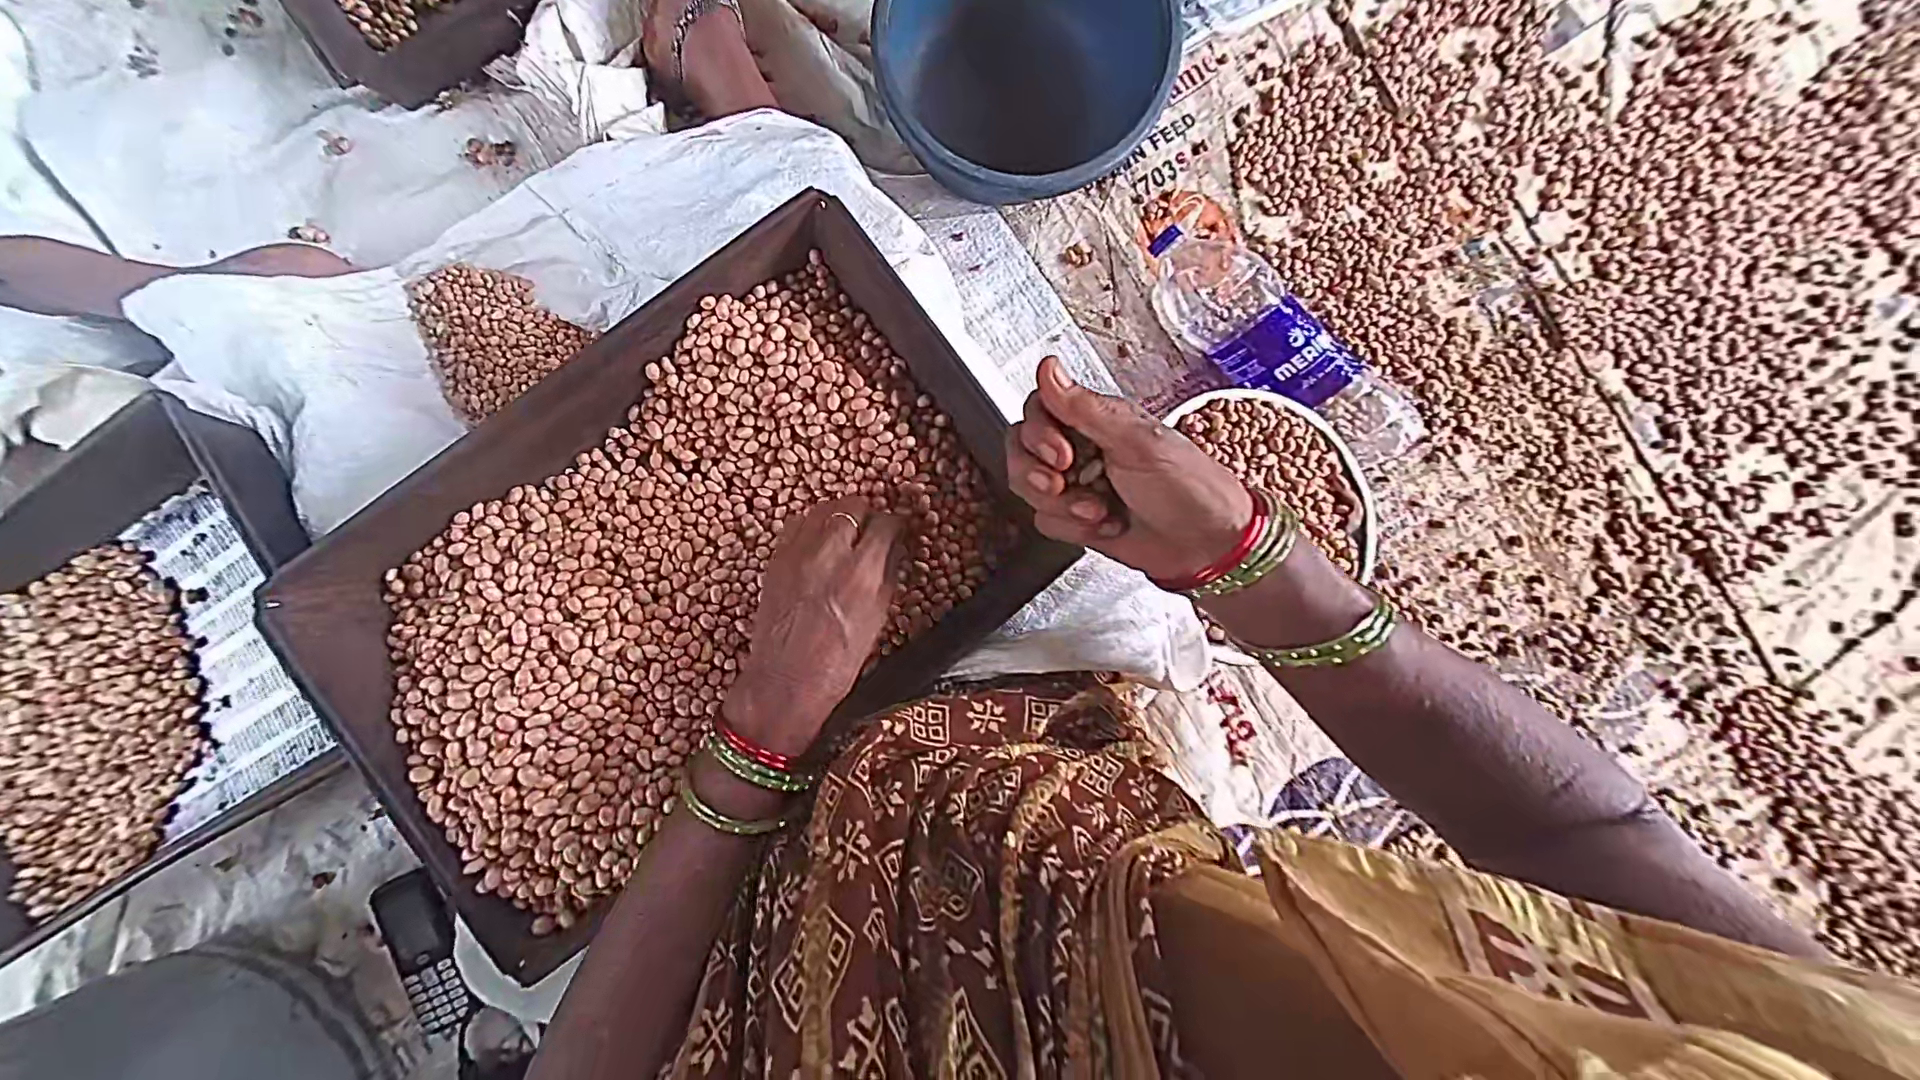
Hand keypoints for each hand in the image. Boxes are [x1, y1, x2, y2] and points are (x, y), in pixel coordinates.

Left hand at [723, 498, 904, 755]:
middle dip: (867, 515)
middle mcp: (828, 555)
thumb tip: (895, 548)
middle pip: (853, 507)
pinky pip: (797, 524)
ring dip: (839, 517)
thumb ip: (888, 575)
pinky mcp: (776, 560)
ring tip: (846, 534)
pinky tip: (819, 543)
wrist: (787, 681)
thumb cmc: (837, 661)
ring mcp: (797, 554)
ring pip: (823, 509)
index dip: (895, 524)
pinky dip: (812, 527)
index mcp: (861, 573)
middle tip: (871, 530)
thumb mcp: (878, 618)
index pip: (885, 524)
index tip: (897, 529)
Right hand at [1007, 357, 1251, 582]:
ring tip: (1098, 509)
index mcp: (1096, 421)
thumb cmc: (1189, 487)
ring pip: (1027, 488)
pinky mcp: (1074, 519)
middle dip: (1038, 473)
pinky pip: (1045, 521)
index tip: (1061, 454)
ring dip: (1062, 505)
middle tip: (1065, 482)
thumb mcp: (1138, 442)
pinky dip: (1073, 529)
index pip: (1038, 410)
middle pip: (1022, 449)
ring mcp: (1076, 485)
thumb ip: (1086, 408)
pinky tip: (1106, 525)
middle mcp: (1081, 449)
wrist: (1207, 546)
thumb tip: (1049, 369)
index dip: (1038, 433)